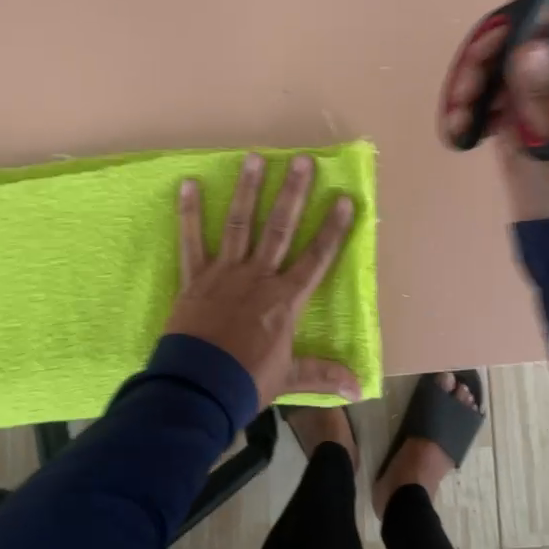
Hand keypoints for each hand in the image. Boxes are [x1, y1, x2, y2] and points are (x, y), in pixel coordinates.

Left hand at [166, 152, 360, 407]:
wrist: (196, 390)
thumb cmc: (246, 383)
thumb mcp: (289, 378)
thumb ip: (324, 375)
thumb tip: (360, 388)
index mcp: (284, 299)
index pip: (316, 256)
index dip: (332, 228)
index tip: (344, 198)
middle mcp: (258, 276)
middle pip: (280, 227)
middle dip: (292, 192)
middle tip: (301, 160)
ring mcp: (225, 272)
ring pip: (240, 223)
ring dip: (247, 189)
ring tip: (253, 158)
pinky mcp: (195, 277)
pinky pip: (191, 240)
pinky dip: (189, 212)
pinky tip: (188, 184)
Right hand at [443, 25, 548, 221]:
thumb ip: (542, 92)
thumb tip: (532, 43)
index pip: (546, 23)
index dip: (513, 24)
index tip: (486, 44)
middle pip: (509, 46)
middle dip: (479, 62)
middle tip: (461, 92)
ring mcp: (533, 100)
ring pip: (492, 72)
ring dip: (468, 87)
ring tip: (456, 118)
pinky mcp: (515, 122)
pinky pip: (486, 100)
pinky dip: (469, 110)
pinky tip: (459, 130)